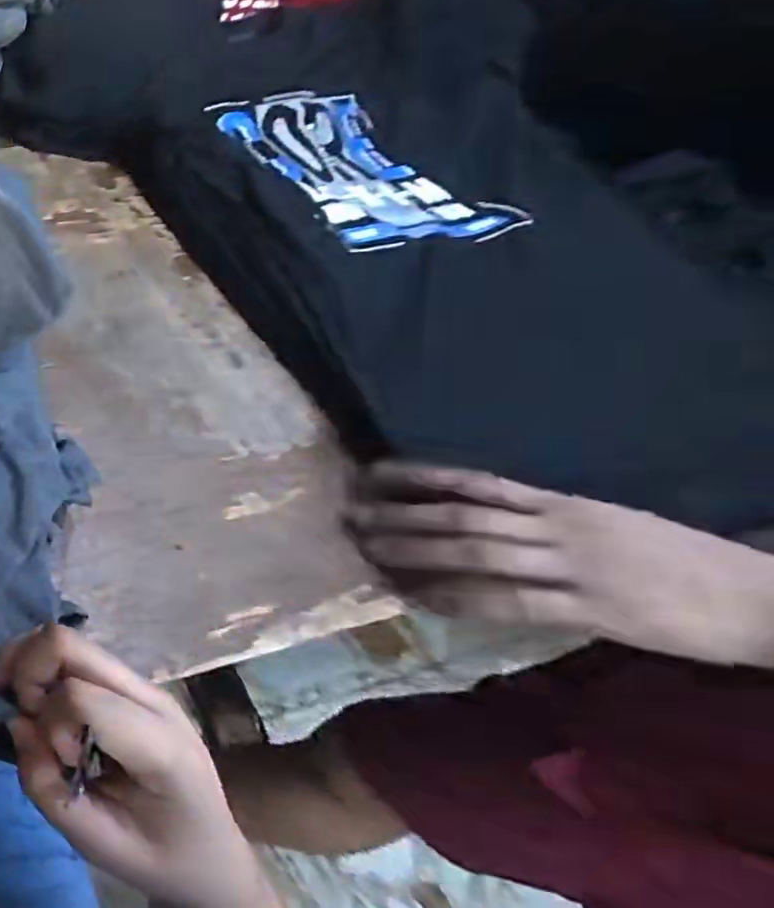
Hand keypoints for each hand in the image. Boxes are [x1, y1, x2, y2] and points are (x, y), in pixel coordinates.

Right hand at [0, 625, 281, 907]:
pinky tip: (26, 695)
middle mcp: (151, 697)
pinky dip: (36, 666)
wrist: (214, 857)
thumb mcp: (99, 845)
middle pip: (65, 642)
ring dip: (24, 664)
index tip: (61, 761)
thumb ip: (47, 787)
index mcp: (160, 744)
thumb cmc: (160, 858)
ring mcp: (139, 683)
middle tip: (15, 709)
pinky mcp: (124, 682)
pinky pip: (69, 653)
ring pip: (62, 638)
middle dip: (22, 669)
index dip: (50, 722)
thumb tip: (17, 724)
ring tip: (8, 697)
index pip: (80, 695)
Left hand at [349, 461, 773, 666]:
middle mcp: (558, 528)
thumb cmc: (678, 557)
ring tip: (370, 550)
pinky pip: (509, 602)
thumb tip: (471, 508)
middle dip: (400, 515)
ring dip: (416, 552)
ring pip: (475, 553)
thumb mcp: (604, 519)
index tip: (370, 474)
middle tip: (351, 516)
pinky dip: (460, 598)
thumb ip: (540, 513)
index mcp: (562, 503)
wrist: (770, 601)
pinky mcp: (593, 610)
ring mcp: (574, 568)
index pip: (474, 482)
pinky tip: (421, 597)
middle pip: (460, 516)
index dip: (418, 477)